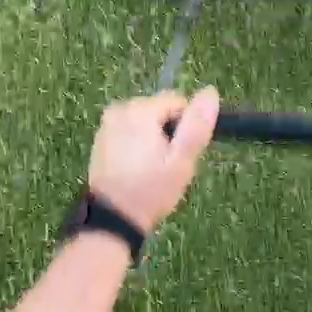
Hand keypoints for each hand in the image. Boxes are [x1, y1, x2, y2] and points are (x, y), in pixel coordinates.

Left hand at [87, 88, 219, 232]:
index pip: (178, 103)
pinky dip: (137, 145)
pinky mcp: (100, 139)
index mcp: (140, 110)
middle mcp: (119, 109)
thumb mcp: (182, 161)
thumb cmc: (152, 190)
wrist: (114, 219)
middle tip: (168, 165)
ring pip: (145, 122)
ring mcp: (107, 124)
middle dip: (169, 133)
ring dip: (153, 140)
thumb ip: (197, 125)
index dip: (186, 127)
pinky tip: (137, 169)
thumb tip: (210, 91)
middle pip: (160, 111)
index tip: (182, 154)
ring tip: (153, 170)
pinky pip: (129, 133)